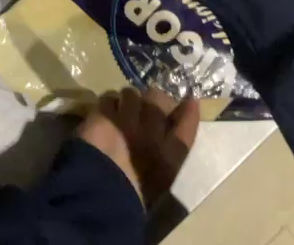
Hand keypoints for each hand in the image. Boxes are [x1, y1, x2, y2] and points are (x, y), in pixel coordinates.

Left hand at [76, 88, 200, 206]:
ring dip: (127, 101)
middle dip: (153, 100)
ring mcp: (127, 119)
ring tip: (121, 112)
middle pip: (158, 98)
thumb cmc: (132, 200)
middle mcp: (153, 131)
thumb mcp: (158, 183)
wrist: (103, 197)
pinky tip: (104, 115)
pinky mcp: (104, 115)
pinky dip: (107, 105)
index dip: (189, 113)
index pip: (187, 126)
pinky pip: (108, 98)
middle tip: (144, 108)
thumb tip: (169, 141)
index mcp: (170, 157)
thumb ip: (169, 157)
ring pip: (130, 93)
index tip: (190, 101)